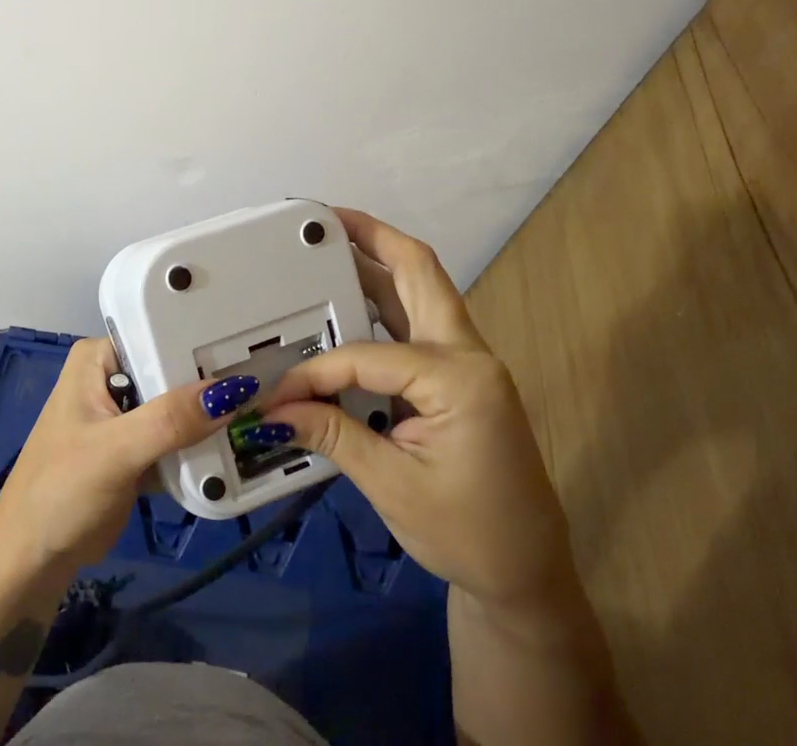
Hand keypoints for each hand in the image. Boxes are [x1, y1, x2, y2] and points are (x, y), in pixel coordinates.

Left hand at [0, 338, 257, 577]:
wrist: (35, 557)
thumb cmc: (60, 493)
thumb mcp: (115, 451)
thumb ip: (169, 420)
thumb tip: (234, 390)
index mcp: (97, 360)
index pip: (158, 334)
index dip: (202, 343)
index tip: (254, 351)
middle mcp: (112, 379)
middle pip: (175, 371)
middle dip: (214, 386)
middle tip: (269, 391)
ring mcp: (126, 417)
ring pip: (181, 408)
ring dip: (213, 420)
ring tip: (265, 418)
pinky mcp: (137, 451)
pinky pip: (179, 440)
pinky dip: (201, 449)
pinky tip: (239, 452)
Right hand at [259, 208, 577, 609]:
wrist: (525, 574)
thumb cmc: (467, 531)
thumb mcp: (391, 484)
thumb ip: (332, 434)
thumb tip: (271, 410)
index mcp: (459, 379)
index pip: (367, 356)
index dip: (313, 372)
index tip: (273, 396)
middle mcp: (469, 357)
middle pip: (421, 276)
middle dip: (373, 241)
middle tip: (322, 221)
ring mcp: (469, 365)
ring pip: (424, 293)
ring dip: (379, 265)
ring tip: (331, 247)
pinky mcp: (461, 381)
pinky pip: (417, 326)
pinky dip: (383, 304)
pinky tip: (347, 306)